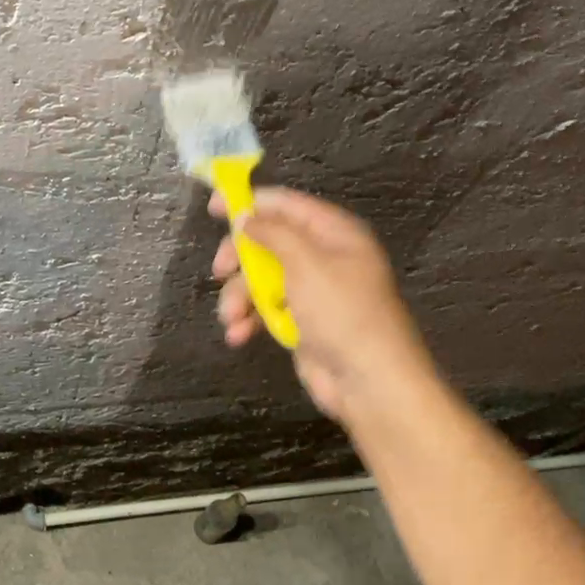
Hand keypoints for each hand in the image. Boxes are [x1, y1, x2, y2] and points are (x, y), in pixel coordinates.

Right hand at [212, 187, 438, 420]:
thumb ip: (273, 233)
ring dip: (239, 296)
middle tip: (220, 270)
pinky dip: (249, 318)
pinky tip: (239, 334)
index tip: (214, 208)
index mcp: (334, 233)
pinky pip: (266, 308)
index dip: (250, 202)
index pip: (286, 204)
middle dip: (240, 257)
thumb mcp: (306, 263)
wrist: (370, 382)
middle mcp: (323, 256)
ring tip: (232, 317)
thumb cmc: (343, 313)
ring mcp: (312, 290)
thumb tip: (246, 217)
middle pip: (268, 240)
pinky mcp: (302, 320)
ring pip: (260, 277)